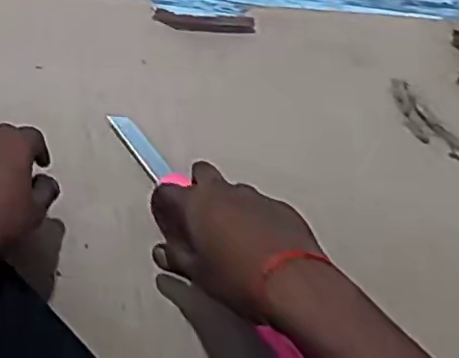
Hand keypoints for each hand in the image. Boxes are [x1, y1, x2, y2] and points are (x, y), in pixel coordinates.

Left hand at [0, 124, 58, 255]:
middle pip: (8, 135)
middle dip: (16, 149)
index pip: (34, 137)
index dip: (40, 150)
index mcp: (17, 143)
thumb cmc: (3, 217)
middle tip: (21, 169)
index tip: (41, 163)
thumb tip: (46, 182)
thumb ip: (45, 191)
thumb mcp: (36, 211)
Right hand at [151, 161, 327, 319]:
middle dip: (198, 189)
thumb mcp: (200, 275)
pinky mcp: (280, 208)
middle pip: (201, 173)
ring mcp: (252, 196)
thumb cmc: (242, 278)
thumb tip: (164, 255)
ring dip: (230, 205)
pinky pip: (262, 206)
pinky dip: (258, 218)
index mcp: (194, 202)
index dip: (164, 206)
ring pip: (233, 190)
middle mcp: (220, 190)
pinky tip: (263, 244)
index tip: (168, 221)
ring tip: (234, 237)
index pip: (166, 191)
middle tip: (200, 218)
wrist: (294, 285)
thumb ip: (177, 258)